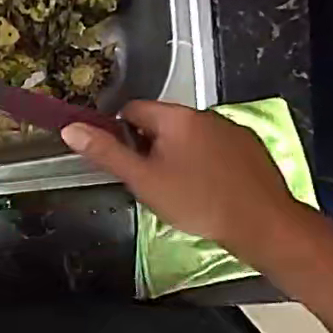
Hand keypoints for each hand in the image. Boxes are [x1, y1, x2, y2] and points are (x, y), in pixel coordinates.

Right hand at [62, 100, 303, 252]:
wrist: (261, 223)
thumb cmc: (195, 201)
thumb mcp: (142, 180)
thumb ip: (106, 153)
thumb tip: (71, 128)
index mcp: (176, 117)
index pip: (133, 109)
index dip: (120, 134)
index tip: (125, 162)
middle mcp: (205, 114)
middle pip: (161, 122)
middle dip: (149, 146)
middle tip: (148, 180)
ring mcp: (231, 129)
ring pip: (188, 136)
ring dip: (176, 154)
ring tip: (178, 188)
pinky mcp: (249, 147)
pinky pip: (213, 147)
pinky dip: (203, 162)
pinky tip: (205, 188)